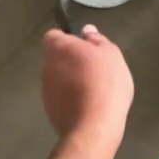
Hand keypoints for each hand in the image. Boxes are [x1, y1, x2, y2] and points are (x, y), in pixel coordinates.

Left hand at [40, 26, 133, 147]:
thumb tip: (87, 31)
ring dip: (71, 80)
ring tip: (94, 89)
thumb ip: (98, 40)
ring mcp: (46, 91)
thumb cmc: (105, 82)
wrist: (94, 126)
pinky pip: (61, 98)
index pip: (53, 36)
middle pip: (56, 58)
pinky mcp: (50, 111)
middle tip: (95, 68)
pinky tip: (89, 106)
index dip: (68, 39)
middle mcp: (47, 68)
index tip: (85, 46)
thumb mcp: (111, 54)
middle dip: (72, 61)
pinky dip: (72, 98)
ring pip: (59, 79)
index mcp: (59, 49)